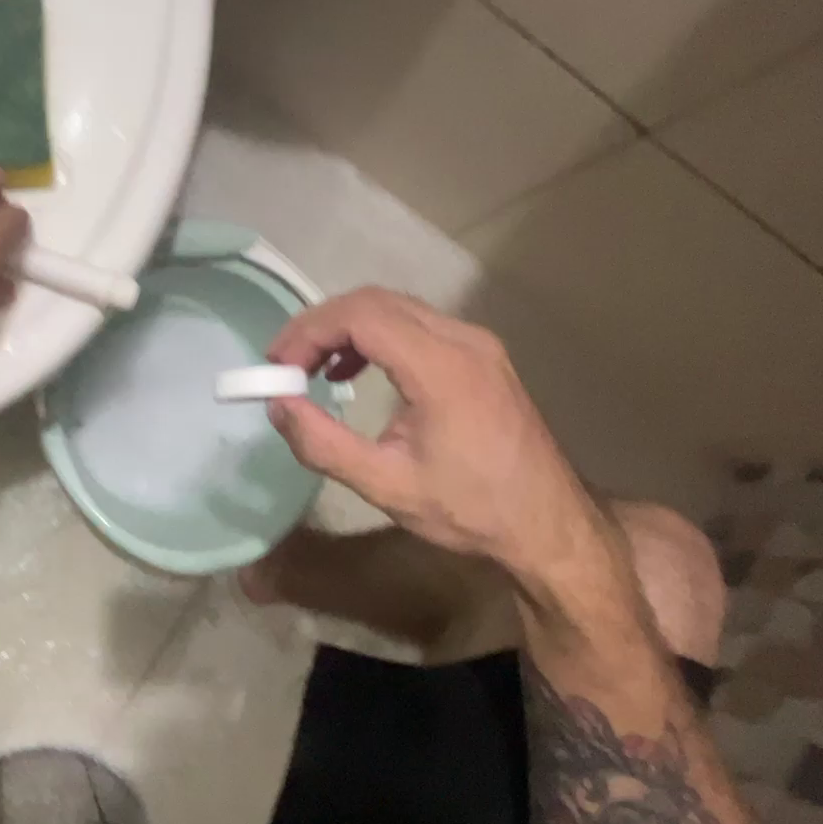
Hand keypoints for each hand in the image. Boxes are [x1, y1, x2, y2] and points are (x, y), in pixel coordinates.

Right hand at [265, 288, 609, 588]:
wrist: (546, 521)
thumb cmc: (469, 509)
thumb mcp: (385, 486)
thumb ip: (323, 445)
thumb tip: (279, 406)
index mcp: (442, 369)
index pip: (361, 317)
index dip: (309, 332)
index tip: (276, 368)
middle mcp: (463, 340)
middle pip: (375, 302)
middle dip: (319, 326)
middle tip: (283, 365)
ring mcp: (476, 343)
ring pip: (395, 308)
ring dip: (344, 329)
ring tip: (308, 368)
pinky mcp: (479, 354)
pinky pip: (415, 324)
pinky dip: (373, 337)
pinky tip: (351, 372)